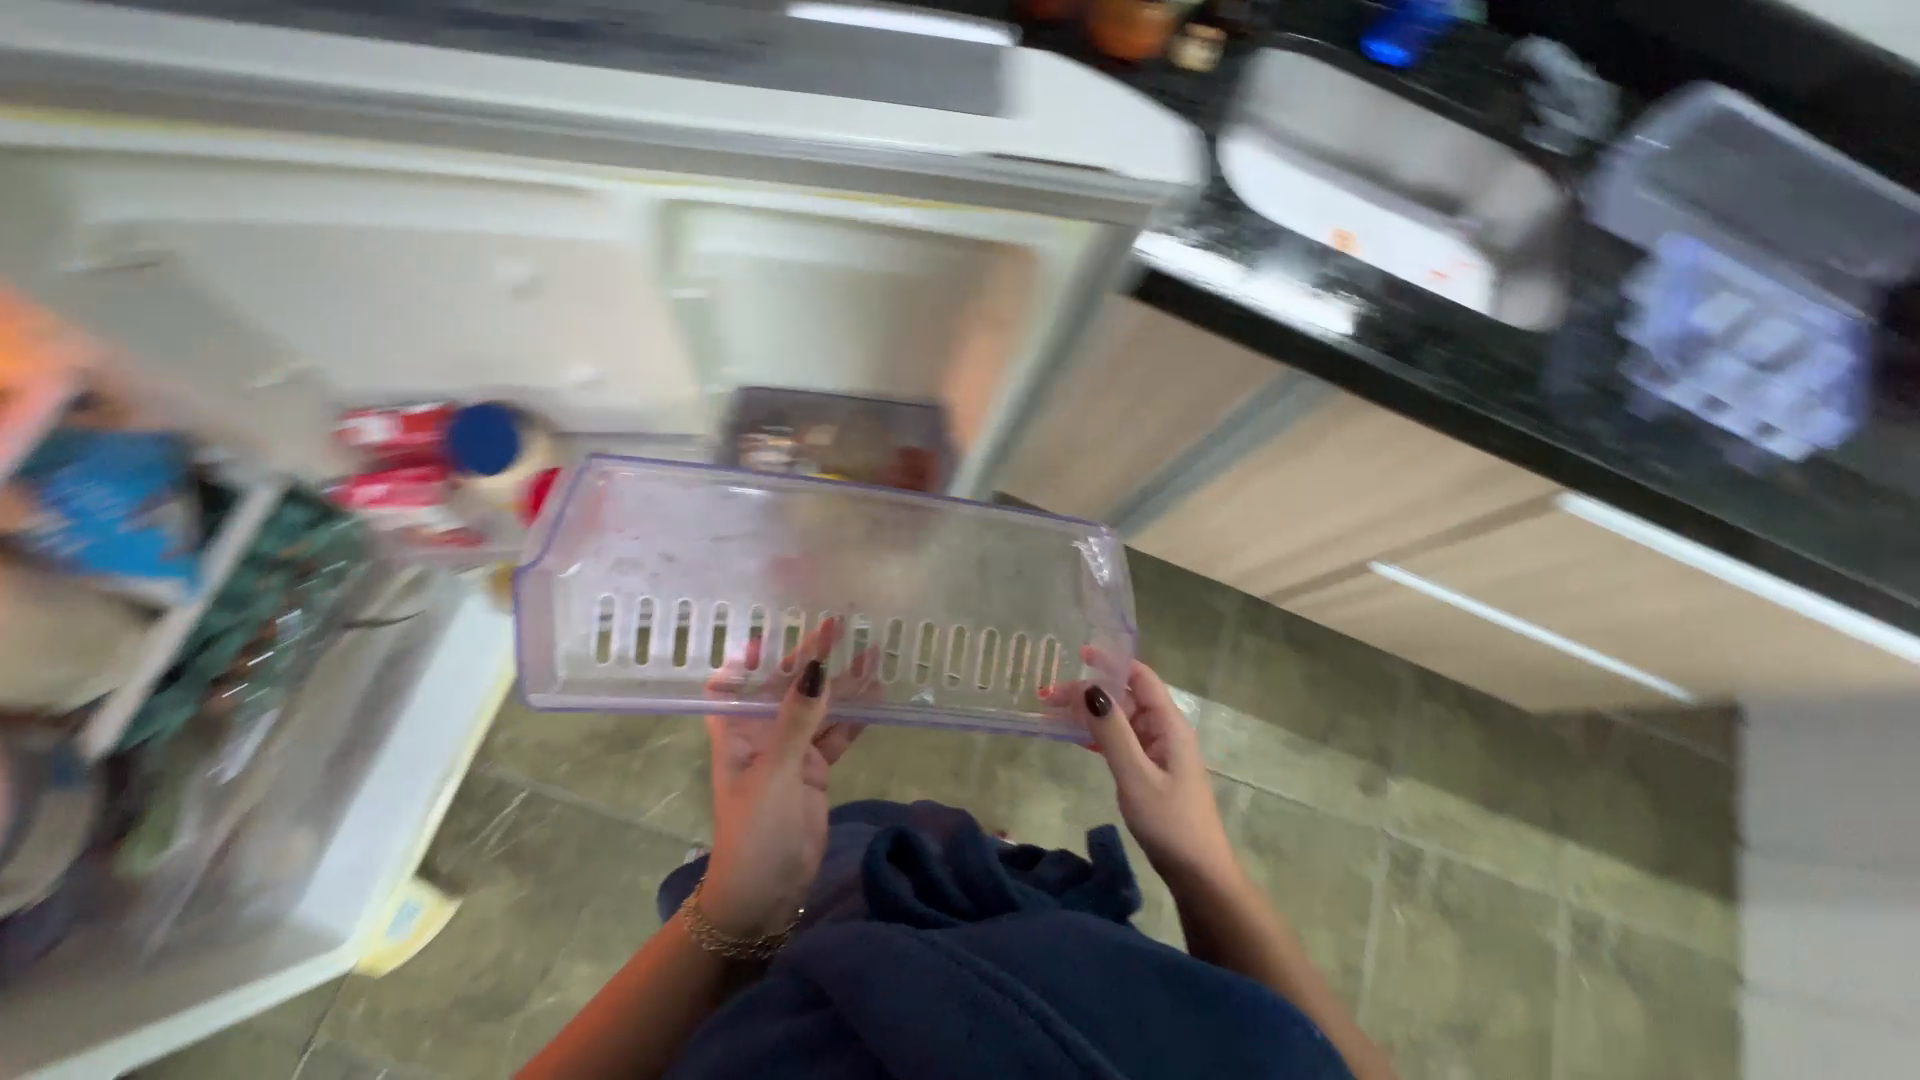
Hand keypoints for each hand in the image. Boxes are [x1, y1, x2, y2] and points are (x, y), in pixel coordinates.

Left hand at [700, 619, 864, 937]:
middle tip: (838, 625)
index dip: (743, 659)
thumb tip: (817, 668)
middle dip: (809, 658)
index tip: (767, 633)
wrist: (764, 894)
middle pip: (784, 687)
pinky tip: (879, 696)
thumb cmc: (755, 831)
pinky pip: (836, 736)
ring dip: (841, 684)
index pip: (730, 685)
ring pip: (818, 709)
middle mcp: (761, 735)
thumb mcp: (774, 772)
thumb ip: (798, 720)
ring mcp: (790, 753)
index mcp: (735, 732)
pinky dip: (856, 718)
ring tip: (872, 652)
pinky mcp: (814, 772)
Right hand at [1048, 649, 1238, 889]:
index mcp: (1169, 725)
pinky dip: (1097, 736)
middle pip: (1126, 697)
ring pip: (1120, 720)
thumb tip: (1090, 688)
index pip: (1140, 677)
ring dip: (1090, 714)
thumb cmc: (1170, 823)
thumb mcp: (1136, 776)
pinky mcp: (1150, 772)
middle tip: (1047, 695)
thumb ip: (1112, 732)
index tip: (1076, 654)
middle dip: (1089, 691)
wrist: (1198, 874)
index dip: (1111, 662)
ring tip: (1052, 713)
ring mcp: (1158, 753)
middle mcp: (1165, 731)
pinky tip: (1074, 738)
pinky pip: (1121, 742)